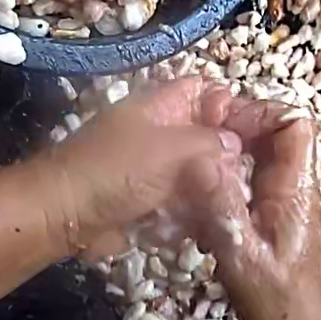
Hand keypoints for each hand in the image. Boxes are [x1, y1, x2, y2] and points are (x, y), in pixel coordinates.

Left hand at [37, 76, 242, 258]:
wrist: (65, 216)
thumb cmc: (115, 172)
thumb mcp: (169, 149)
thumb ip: (210, 142)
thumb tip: (236, 144)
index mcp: (162, 108)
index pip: (205, 92)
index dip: (231, 106)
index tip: (255, 132)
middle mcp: (161, 136)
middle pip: (208, 139)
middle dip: (227, 160)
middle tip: (243, 180)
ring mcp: (155, 171)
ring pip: (199, 177)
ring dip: (211, 193)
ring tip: (223, 207)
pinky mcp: (150, 203)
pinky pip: (182, 206)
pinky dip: (191, 216)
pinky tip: (201, 226)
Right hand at [189, 97, 320, 319]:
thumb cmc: (270, 294)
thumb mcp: (241, 249)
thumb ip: (221, 204)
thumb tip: (200, 158)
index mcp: (295, 186)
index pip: (297, 123)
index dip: (264, 111)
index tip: (222, 123)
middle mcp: (292, 184)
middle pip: (272, 133)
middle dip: (235, 129)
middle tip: (196, 139)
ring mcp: (279, 197)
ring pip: (255, 155)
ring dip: (224, 154)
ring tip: (191, 162)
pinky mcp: (266, 210)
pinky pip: (245, 178)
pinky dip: (221, 177)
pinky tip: (197, 196)